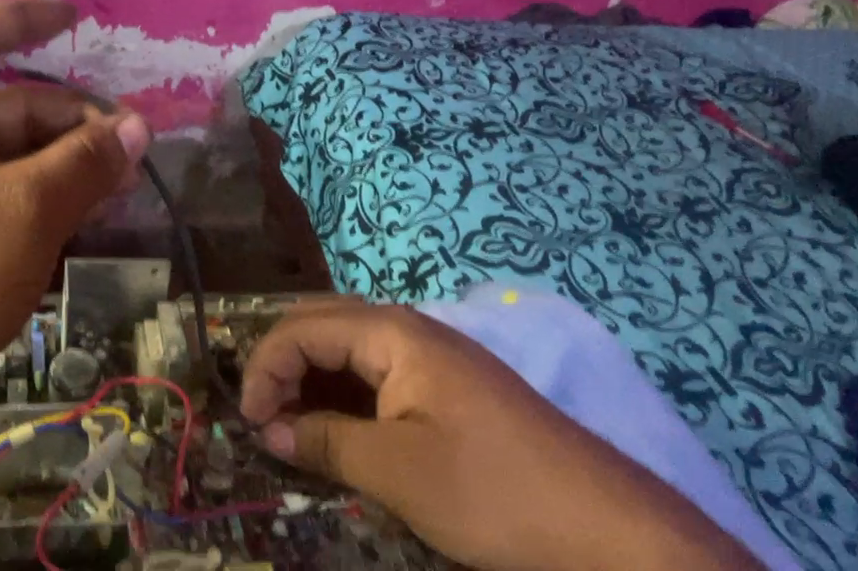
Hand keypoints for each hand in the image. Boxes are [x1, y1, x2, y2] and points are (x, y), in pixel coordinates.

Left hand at [0, 0, 150, 398]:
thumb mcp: (27, 210)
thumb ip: (85, 162)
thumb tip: (138, 126)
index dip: (27, 18)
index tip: (79, 21)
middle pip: (14, 103)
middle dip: (75, 120)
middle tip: (134, 152)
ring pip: (17, 152)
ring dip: (68, 163)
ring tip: (122, 188)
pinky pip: (7, 190)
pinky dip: (48, 195)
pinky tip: (88, 217)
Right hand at [241, 304, 763, 570]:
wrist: (609, 531)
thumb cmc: (492, 491)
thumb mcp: (396, 471)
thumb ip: (325, 442)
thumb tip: (270, 430)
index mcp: (393, 332)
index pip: (302, 328)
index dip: (264, 369)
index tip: (248, 424)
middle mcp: (411, 330)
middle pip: (322, 327)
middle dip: (283, 366)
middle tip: (262, 419)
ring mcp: (436, 359)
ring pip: (351, 352)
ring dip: (314, 383)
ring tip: (294, 431)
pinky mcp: (453, 390)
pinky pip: (381, 378)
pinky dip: (347, 399)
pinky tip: (341, 435)